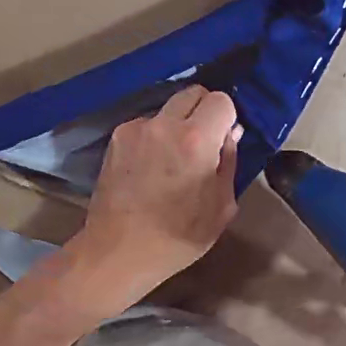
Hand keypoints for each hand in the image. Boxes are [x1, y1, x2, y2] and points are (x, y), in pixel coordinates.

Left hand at [69, 85, 242, 304]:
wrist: (118, 252)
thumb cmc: (177, 238)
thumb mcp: (221, 207)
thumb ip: (228, 162)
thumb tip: (230, 134)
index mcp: (196, 139)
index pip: (221, 100)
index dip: (226, 118)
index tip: (224, 139)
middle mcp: (163, 124)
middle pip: (192, 93)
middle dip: (203, 112)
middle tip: (204, 143)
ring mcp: (134, 129)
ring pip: (166, 110)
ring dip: (176, 125)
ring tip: (173, 160)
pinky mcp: (115, 139)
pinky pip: (144, 126)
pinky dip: (153, 138)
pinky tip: (150, 167)